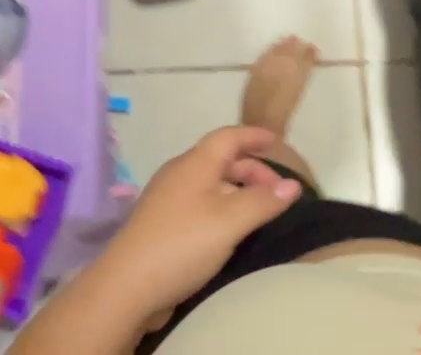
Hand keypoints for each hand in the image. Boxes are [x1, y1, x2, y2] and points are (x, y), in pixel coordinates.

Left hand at [89, 125, 302, 320]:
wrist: (127, 285)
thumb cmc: (182, 243)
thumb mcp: (229, 221)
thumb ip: (262, 202)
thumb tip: (293, 184)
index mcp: (194, 163)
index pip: (228, 137)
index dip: (253, 136)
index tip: (276, 141)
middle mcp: (180, 173)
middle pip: (220, 159)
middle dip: (251, 169)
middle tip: (277, 191)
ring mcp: (168, 198)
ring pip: (210, 183)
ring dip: (237, 190)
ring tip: (259, 210)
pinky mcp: (163, 223)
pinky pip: (200, 203)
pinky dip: (222, 206)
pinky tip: (230, 229)